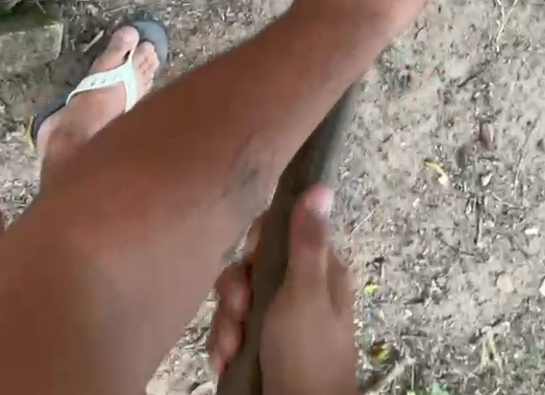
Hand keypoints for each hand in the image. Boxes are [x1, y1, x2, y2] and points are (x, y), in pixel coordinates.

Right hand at [208, 185, 356, 394]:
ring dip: (226, 323)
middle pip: (250, 265)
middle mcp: (297, 291)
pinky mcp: (256, 347)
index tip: (250, 256)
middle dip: (235, 290)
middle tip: (239, 311)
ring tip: (231, 348)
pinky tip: (227, 361)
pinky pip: (228, 329)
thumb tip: (321, 184)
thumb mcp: (305, 294)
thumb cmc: (306, 353)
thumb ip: (306, 241)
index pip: (281, 230)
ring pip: (235, 298)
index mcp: (319, 272)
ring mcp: (275, 321)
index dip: (258, 241)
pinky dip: (223, 344)